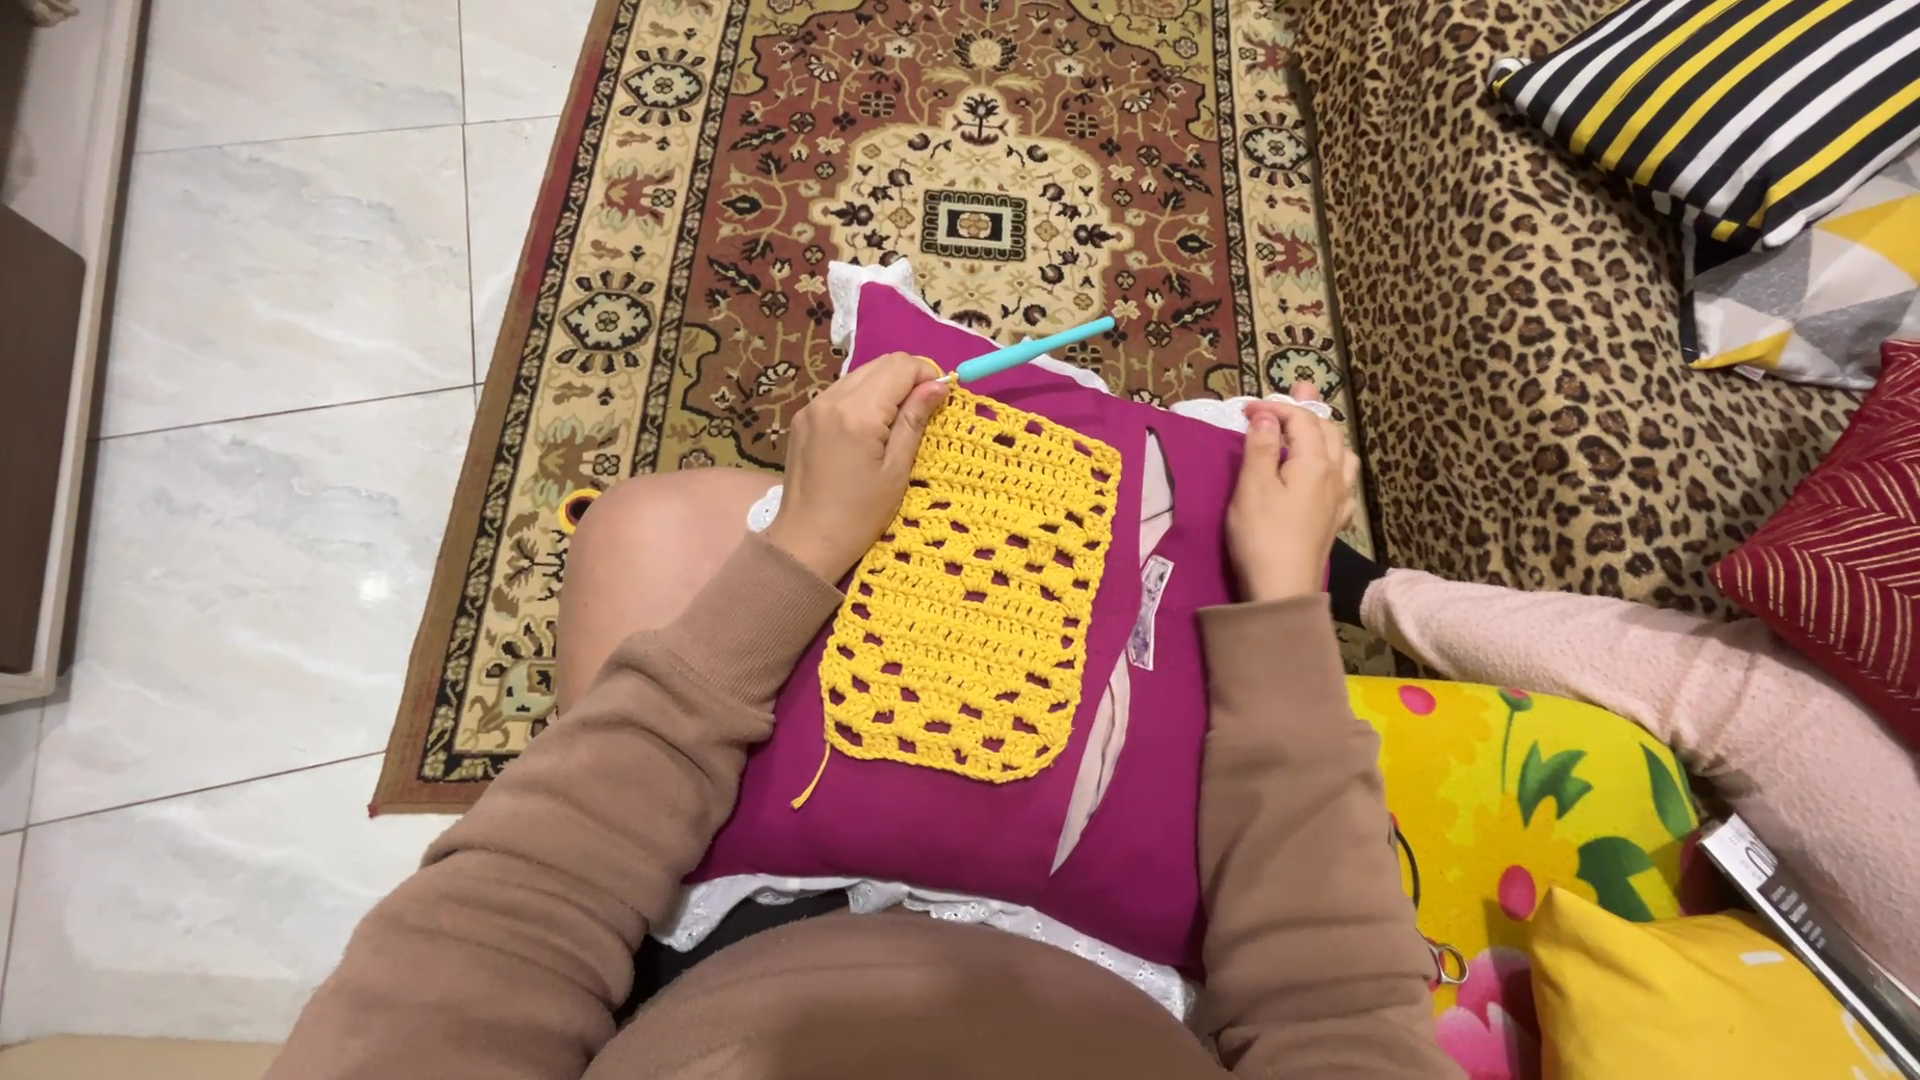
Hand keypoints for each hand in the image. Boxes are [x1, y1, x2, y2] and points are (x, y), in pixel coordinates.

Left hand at [765, 352, 948, 580]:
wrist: (807, 540)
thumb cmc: (860, 515)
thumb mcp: (897, 471)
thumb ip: (914, 421)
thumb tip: (938, 385)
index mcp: (858, 414)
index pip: (900, 366)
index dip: (926, 374)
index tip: (939, 398)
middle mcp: (831, 399)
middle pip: (880, 363)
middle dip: (907, 377)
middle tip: (921, 409)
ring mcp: (812, 406)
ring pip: (860, 374)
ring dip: (884, 387)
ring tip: (895, 422)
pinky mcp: (803, 417)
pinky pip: (840, 392)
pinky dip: (862, 399)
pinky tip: (868, 430)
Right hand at [1227, 381, 1360, 603]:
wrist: (1282, 588)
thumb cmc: (1261, 535)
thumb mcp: (1252, 486)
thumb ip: (1260, 447)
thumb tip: (1266, 414)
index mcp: (1314, 462)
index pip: (1300, 420)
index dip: (1274, 407)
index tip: (1245, 407)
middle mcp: (1333, 474)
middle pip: (1327, 430)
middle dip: (1306, 410)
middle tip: (1290, 394)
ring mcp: (1338, 499)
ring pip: (1342, 454)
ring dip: (1326, 434)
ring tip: (1313, 429)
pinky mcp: (1334, 520)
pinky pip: (1343, 482)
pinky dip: (1334, 465)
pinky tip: (1326, 474)